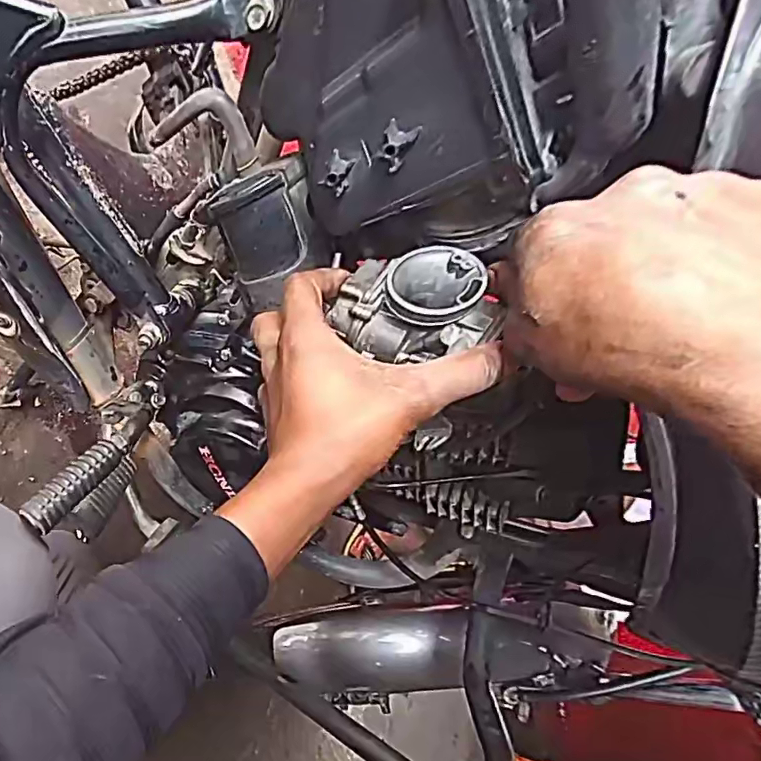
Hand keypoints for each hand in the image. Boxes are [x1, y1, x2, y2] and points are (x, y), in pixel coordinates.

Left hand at [215, 269, 502, 574]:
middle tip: (335, 311)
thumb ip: (456, 375)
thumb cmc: (334, 441)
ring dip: (294, 341)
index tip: (352, 284)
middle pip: (274, 313)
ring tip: (331, 345)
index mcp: (303, 341)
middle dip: (304, 306)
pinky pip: (280, 383)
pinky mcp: (278, 413)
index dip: (327, 275)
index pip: (300, 284)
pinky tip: (325, 388)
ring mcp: (275, 388)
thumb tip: (489, 361)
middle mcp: (280, 361)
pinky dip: (296, 377)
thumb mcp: (409, 398)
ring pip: (271, 348)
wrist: (306, 484)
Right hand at [500, 166, 760, 420]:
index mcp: (554, 229)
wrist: (751, 353)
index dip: (538, 288)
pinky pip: (731, 223)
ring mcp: (693, 193)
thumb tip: (520, 313)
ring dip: (658, 262)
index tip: (549, 313)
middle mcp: (622, 197)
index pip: (530, 251)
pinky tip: (717, 300)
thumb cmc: (646, 350)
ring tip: (666, 321)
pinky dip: (723, 255)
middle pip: (597, 233)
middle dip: (599, 273)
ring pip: (663, 224)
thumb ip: (518, 319)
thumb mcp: (539, 352)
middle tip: (606, 324)